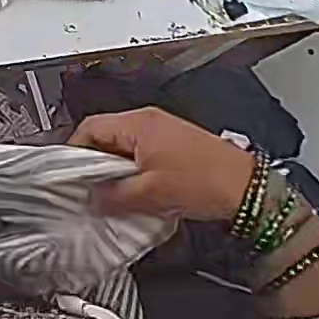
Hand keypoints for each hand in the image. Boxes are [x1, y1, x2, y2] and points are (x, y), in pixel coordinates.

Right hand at [72, 107, 255, 220]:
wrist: (247, 189)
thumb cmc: (206, 181)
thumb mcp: (150, 194)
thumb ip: (115, 196)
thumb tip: (94, 198)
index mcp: (139, 123)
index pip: (91, 128)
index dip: (75, 151)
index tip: (71, 174)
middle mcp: (149, 120)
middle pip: (106, 135)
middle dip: (96, 163)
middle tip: (92, 188)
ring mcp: (163, 130)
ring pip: (124, 146)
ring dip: (117, 169)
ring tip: (118, 194)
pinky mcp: (174, 144)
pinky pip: (141, 152)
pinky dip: (134, 170)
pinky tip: (140, 192)